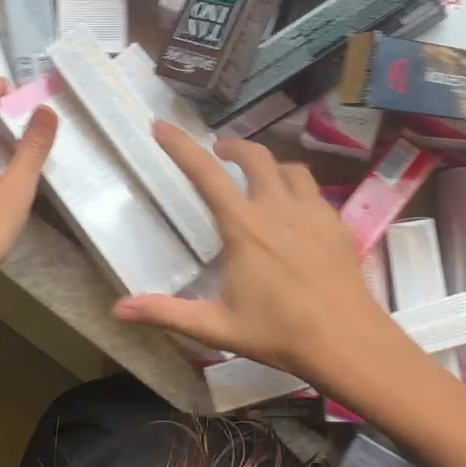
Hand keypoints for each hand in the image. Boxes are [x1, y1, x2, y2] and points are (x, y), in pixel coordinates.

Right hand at [113, 122, 404, 383]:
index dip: (181, 147)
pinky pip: (314, 191)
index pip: (206, 174)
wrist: (347, 341)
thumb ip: (167, 313)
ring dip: (269, 165)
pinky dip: (296, 189)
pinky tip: (294, 212)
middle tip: (220, 151)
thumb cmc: (279, 334)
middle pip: (255, 156)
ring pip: (290, 169)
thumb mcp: (217, 327)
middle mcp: (279, 209)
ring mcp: (313, 213)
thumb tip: (119, 309)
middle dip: (233, 146)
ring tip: (259, 178)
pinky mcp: (337, 224)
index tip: (162, 126)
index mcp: (244, 228)